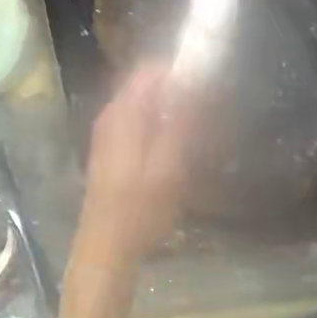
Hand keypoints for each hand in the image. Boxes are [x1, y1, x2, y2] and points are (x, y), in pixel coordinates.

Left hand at [79, 65, 195, 261]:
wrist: (105, 247)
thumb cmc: (140, 209)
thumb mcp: (169, 165)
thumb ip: (182, 120)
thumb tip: (196, 80)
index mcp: (122, 113)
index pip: (152, 70)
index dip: (183, 73)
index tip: (211, 88)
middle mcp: (111, 116)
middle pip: (148, 88)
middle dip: (180, 94)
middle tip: (210, 116)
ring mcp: (108, 136)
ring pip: (145, 109)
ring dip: (173, 115)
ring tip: (200, 137)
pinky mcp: (111, 154)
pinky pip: (140, 128)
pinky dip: (161, 132)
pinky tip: (179, 155)